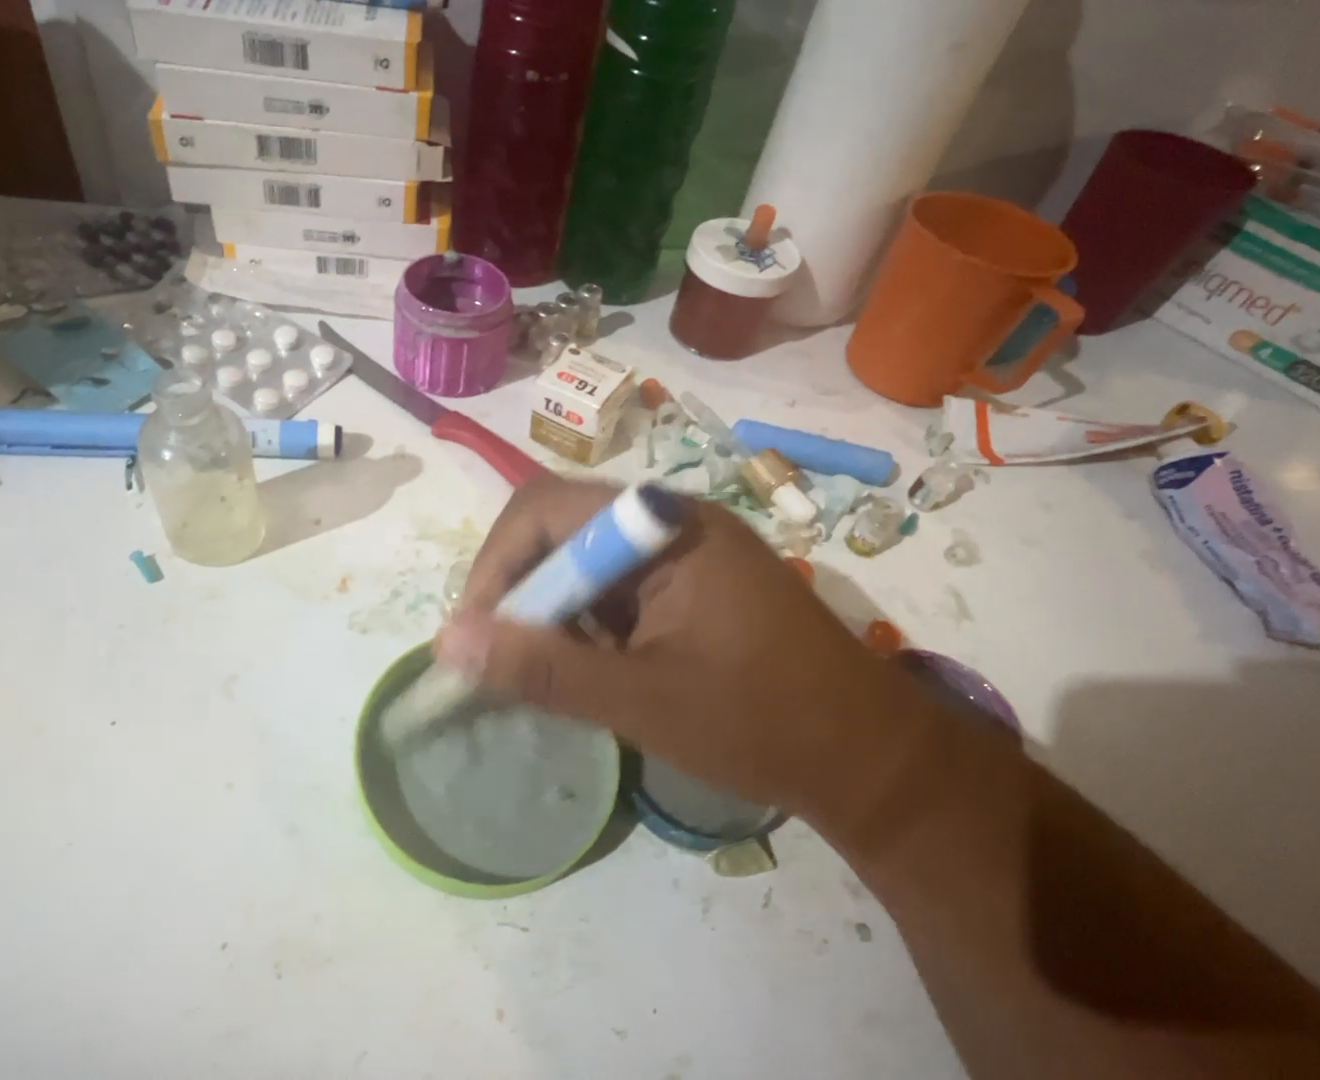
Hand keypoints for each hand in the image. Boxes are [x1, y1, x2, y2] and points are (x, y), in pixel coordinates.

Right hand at [436, 477, 934, 833]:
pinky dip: (589, 630)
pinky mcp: (696, 588)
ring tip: (546, 678)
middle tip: (503, 664)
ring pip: (586, 566)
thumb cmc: (762, 723)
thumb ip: (544, 670)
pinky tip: (593, 676)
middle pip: (562, 532)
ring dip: (555, 617)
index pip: (546, 510)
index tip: (476, 636)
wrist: (871, 759)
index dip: (497, 566)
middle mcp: (673, 523)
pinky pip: (618, 592)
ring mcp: (688, 554)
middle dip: (522, 596)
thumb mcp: (642, 701)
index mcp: (666, 526)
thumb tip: (448, 643)